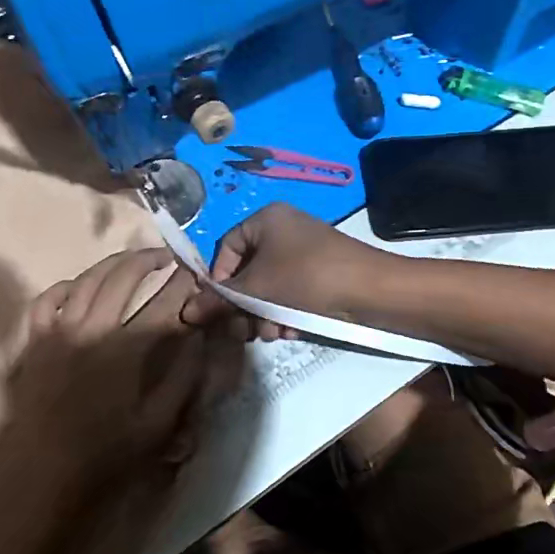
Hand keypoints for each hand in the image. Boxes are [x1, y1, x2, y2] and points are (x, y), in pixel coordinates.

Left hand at [7, 248, 240, 488]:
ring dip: (116, 263)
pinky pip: (48, 299)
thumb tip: (200, 338)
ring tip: (136, 261)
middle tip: (171, 258)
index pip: (166, 301)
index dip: (187, 283)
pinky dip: (68, 285)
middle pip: (126, 276)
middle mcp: (93, 328)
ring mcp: (58, 331)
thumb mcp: (158, 424)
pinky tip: (81, 286)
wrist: (36, 480)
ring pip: (88, 279)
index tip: (200, 275)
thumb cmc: (104, 455)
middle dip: (152, 260)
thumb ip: (184, 377)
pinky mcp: (33, 342)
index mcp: (128, 348)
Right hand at [180, 203, 399, 339]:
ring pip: (268, 287)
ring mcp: (305, 251)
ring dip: (265, 315)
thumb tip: (184, 312)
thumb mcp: (258, 290)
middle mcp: (284, 229)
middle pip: (247, 271)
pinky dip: (286, 313)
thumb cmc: (306, 279)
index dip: (219, 282)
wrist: (370, 290)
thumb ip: (220, 300)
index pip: (225, 249)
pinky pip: (290, 293)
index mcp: (266, 219)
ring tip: (275, 334)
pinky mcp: (321, 273)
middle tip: (248, 332)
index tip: (221, 310)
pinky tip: (291, 332)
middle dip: (245, 306)